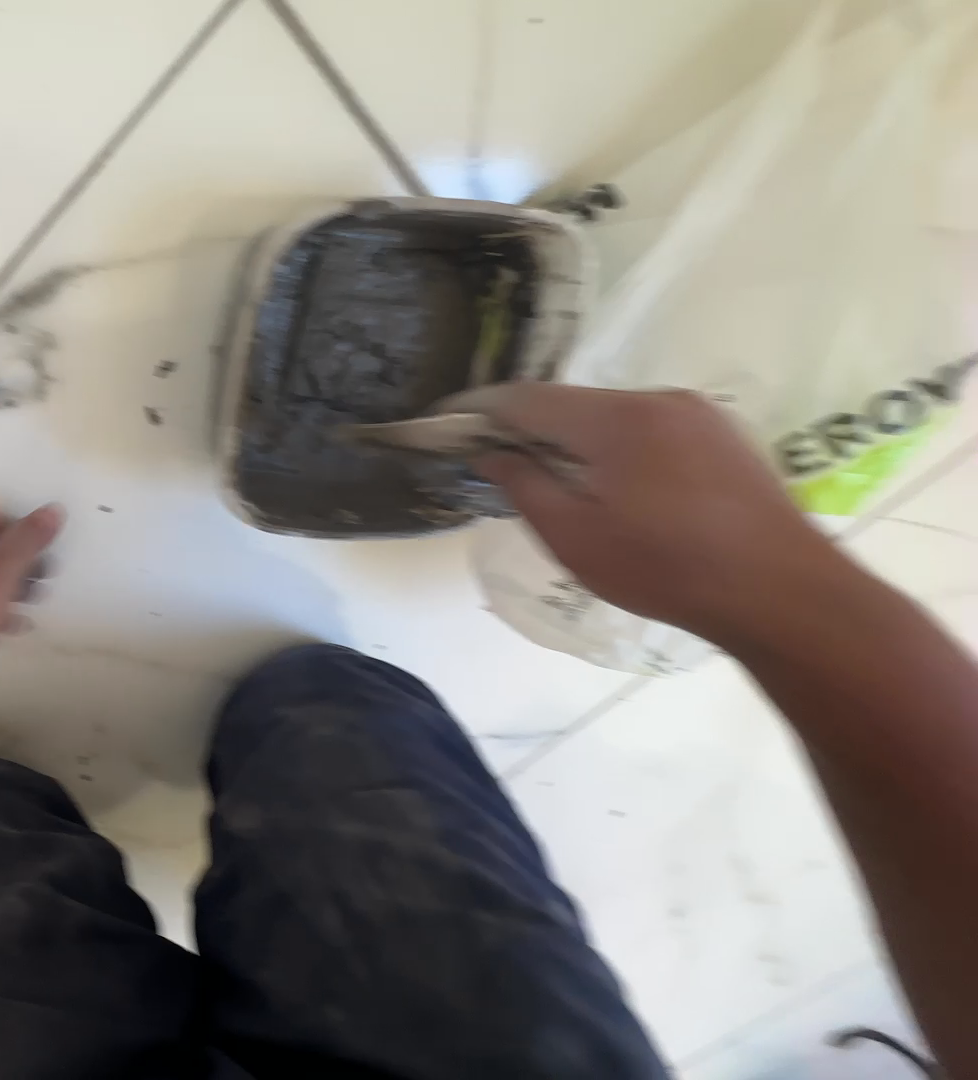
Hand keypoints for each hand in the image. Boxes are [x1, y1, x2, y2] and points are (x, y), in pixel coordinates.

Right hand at [442, 383, 853, 645]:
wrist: (786, 597)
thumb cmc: (662, 568)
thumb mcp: (570, 534)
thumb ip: (521, 484)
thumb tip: (489, 453)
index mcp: (618, 420)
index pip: (525, 399)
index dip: (477, 409)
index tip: (442, 424)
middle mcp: (658, 400)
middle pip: (567, 403)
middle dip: (521, 426)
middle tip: (487, 460)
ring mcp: (697, 414)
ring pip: (605, 414)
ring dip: (565, 438)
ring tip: (542, 478)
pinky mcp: (720, 434)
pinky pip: (641, 427)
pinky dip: (605, 444)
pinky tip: (600, 482)